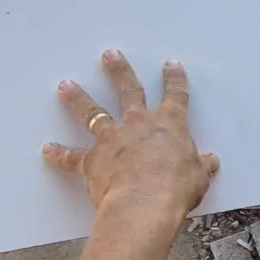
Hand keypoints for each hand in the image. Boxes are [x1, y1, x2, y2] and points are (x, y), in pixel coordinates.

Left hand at [42, 50, 218, 218]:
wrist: (146, 204)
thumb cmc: (176, 188)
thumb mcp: (200, 176)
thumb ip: (202, 166)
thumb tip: (211, 162)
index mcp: (170, 124)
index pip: (176, 95)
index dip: (174, 79)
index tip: (170, 65)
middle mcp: (139, 123)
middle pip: (128, 90)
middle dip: (120, 71)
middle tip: (110, 55)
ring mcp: (113, 139)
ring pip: (93, 112)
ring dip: (78, 98)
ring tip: (66, 86)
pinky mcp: (93, 161)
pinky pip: (73, 157)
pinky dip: (60, 154)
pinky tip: (48, 149)